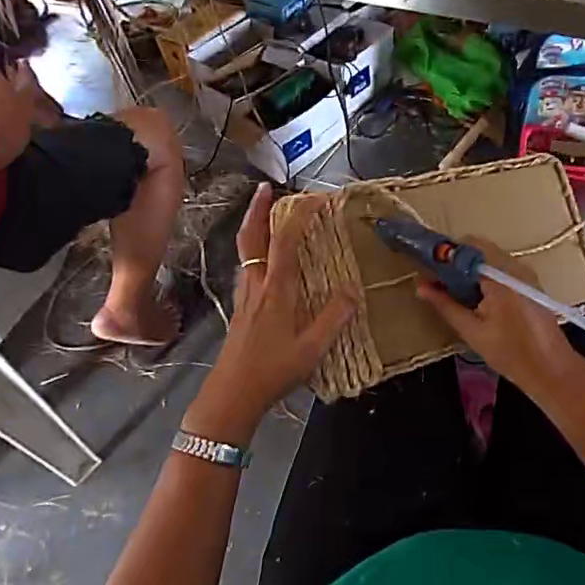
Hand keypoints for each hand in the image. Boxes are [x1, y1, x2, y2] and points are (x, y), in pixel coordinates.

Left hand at [186, 184, 354, 443]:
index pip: (285, 241)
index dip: (299, 215)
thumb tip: (354, 288)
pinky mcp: (240, 307)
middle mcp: (257, 284)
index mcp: (276, 290)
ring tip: (266, 212)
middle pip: (252, 237)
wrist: (230, 397)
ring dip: (254, 225)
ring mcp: (245, 295)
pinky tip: (263, 256)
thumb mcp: (312, 348)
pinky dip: (254, 248)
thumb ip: (334, 317)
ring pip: (246, 250)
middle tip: (266, 187)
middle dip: (258, 209)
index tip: (317, 198)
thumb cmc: (272, 371)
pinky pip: (246, 265)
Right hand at [415, 241, 584, 395]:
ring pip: (490, 256)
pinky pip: (502, 266)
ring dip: (470, 267)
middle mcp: (514, 266)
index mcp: (499, 275)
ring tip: (454, 289)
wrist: (551, 369)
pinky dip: (485, 273)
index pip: (466, 248)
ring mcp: (525, 271)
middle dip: (456, 261)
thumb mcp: (472, 331)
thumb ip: (445, 305)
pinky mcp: (530, 281)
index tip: (427, 268)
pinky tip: (476, 295)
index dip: (444, 255)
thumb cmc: (510, 353)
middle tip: (438, 280)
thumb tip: (421, 287)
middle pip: (478, 248)